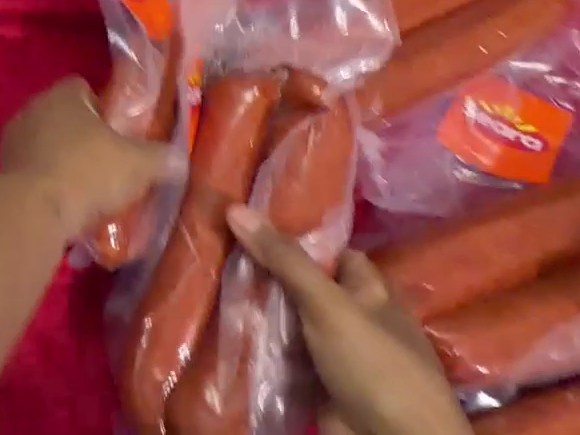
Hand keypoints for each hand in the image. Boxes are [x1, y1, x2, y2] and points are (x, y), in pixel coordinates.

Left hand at [0, 77, 183, 236]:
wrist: (36, 206)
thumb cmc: (89, 171)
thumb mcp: (139, 164)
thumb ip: (161, 156)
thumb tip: (178, 157)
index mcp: (61, 96)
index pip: (82, 87)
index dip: (105, 105)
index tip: (122, 129)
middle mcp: (32, 107)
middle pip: (64, 114)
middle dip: (86, 134)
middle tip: (112, 160)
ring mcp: (14, 136)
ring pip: (47, 140)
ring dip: (65, 156)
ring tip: (92, 184)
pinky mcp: (4, 164)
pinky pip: (35, 164)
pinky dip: (50, 176)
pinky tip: (68, 197)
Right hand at [226, 205, 471, 434]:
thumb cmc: (375, 366)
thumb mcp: (329, 305)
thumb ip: (284, 259)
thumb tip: (235, 206)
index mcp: (374, 295)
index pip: (334, 252)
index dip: (297, 234)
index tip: (249, 218)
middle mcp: (355, 318)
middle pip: (302, 281)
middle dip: (263, 266)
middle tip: (214, 241)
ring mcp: (333, 349)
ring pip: (286, 314)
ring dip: (253, 302)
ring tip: (204, 271)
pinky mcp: (312, 375)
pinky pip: (277, 346)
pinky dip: (253, 335)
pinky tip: (217, 315)